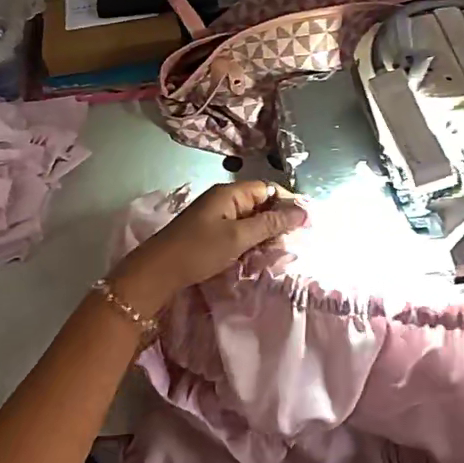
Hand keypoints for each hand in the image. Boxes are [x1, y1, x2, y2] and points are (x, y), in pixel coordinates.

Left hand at [107, 181, 306, 316]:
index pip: (268, 190)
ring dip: (264, 236)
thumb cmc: (198, 250)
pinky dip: (249, 244)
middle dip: (277, 223)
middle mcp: (224, 200)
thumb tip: (302, 211)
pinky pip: (238, 233)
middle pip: (261, 205)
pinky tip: (256, 258)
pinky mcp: (211, 234)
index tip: (305, 225)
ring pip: (251, 221)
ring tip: (275, 254)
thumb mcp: (238, 237)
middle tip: (290, 245)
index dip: (288, 204)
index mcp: (230, 193)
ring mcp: (216, 217)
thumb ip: (271, 224)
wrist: (158, 272)